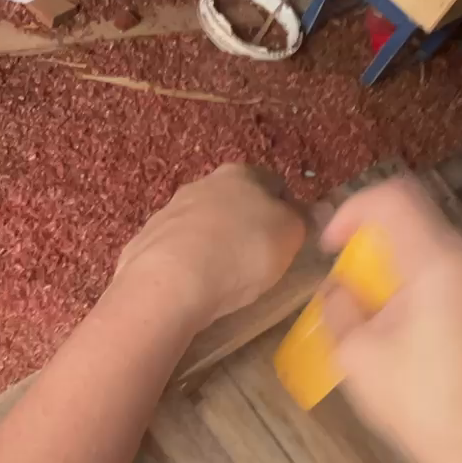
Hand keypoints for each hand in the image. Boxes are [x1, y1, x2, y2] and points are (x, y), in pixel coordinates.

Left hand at [115, 163, 306, 327]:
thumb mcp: (290, 235)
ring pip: (199, 226)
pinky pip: (173, 252)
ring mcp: (166, 214)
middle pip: (231, 203)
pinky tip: (190, 289)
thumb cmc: (241, 252)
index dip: (285, 208)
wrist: (169, 283)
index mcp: (239, 174)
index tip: (289, 237)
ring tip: (222, 280)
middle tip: (257, 259)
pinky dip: (184, 265)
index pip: (272, 183)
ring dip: (211, 245)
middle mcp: (199, 185)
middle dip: (244, 226)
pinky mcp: (143, 244)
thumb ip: (305, 218)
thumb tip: (318, 208)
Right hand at [319, 177, 461, 462]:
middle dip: (377, 252)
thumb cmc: (423, 405)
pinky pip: (461, 269)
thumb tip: (340, 285)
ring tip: (385, 320)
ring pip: (438, 248)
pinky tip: (419, 332)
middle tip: (356, 294)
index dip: (352, 211)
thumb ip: (339, 305)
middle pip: (417, 224)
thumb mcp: (358, 357)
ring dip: (404, 271)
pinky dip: (431, 285)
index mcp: (442, 260)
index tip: (332, 248)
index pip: (393, 196)